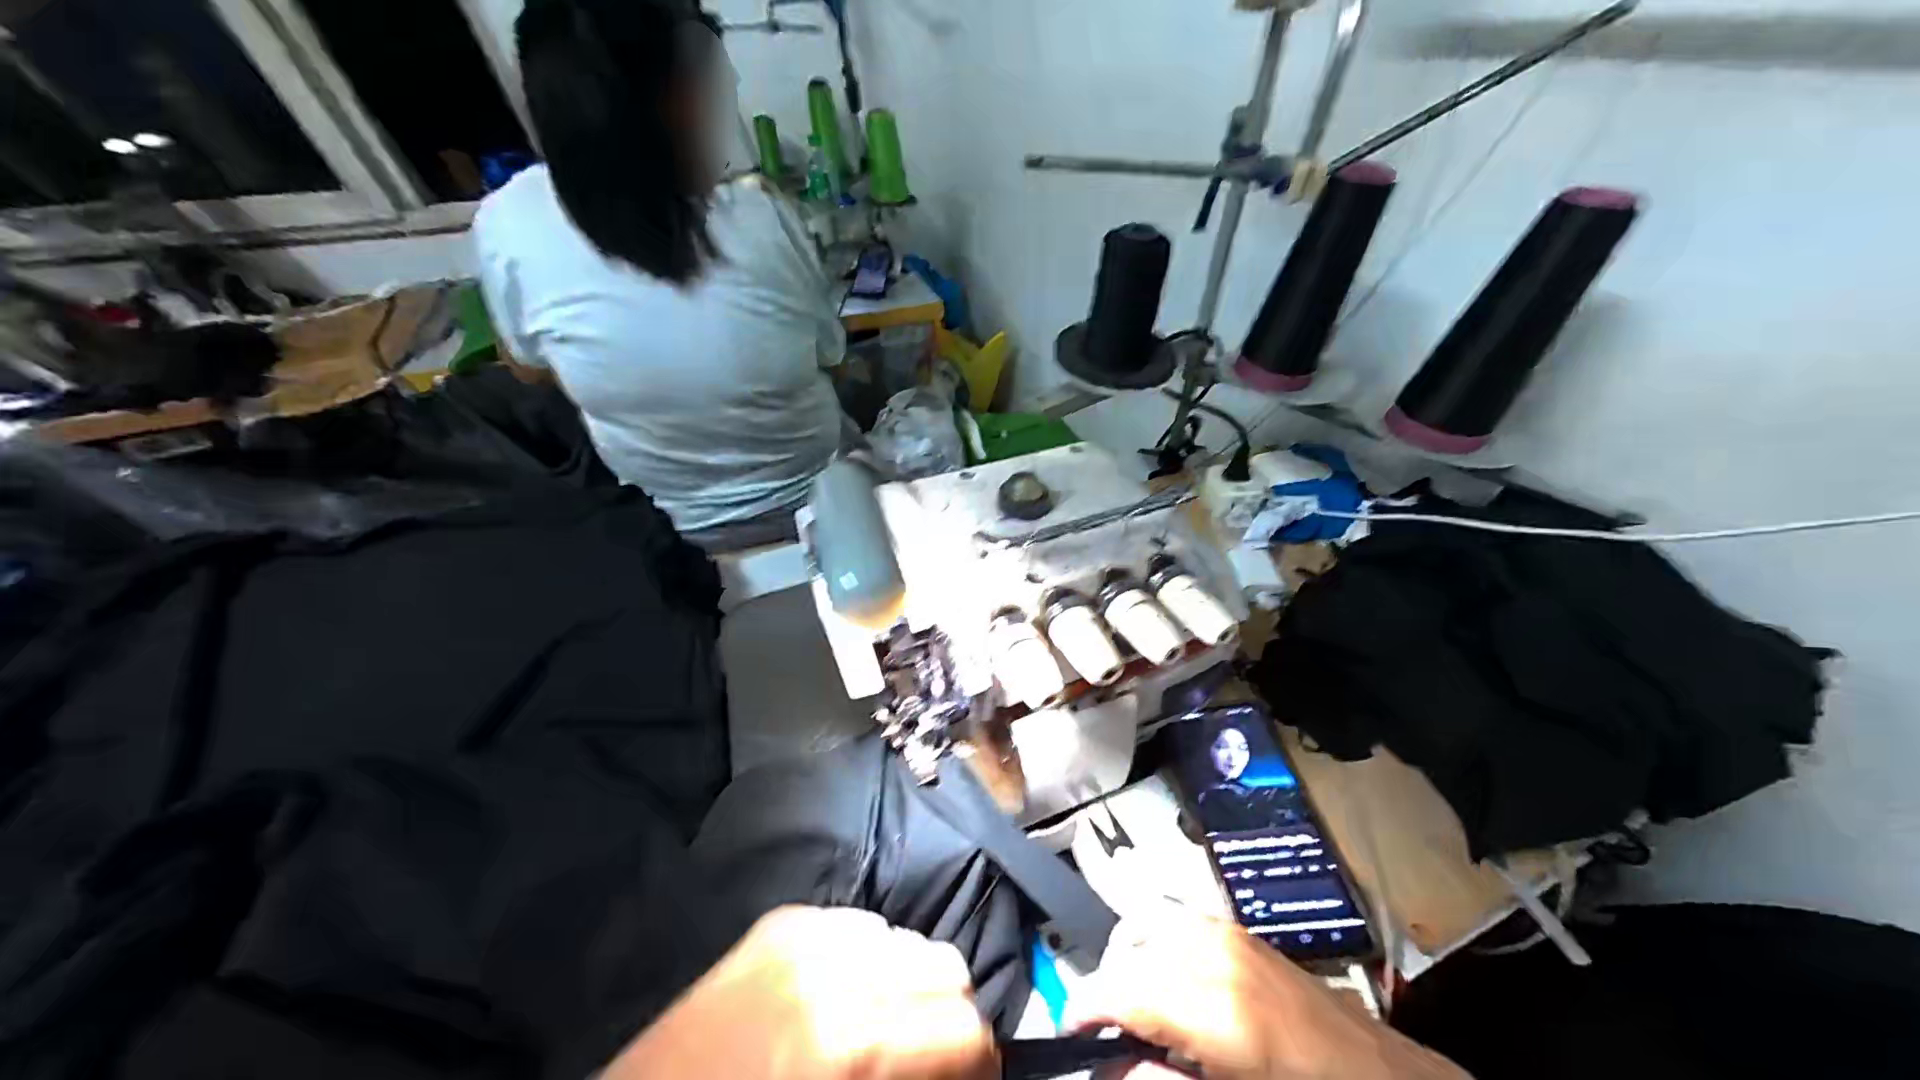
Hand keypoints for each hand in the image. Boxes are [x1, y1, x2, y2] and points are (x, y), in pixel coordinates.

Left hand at [605, 905, 997, 1079]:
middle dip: (948, 1020)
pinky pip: (859, 924)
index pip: (964, 1026)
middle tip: (930, 1061)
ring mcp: (802, 931)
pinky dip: (869, 959)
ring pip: (906, 937)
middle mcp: (832, 966)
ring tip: (885, 1029)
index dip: (980, 1063)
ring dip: (909, 985)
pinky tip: (844, 997)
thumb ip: (908, 1079)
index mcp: (847, 1039)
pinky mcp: (780, 920)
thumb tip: (964, 1068)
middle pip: (946, 965)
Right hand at [1069, 909, 1468, 1079]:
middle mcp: (1218, 956)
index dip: (1086, 1008)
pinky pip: (1173, 920)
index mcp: (1219, 1012)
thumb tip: (1110, 1064)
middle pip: (1128, 954)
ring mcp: (1230, 934)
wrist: (1386, 1079)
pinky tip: (1163, 980)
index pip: (1123, 990)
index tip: (1071, 1031)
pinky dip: (1152, 943)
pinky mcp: (1239, 929)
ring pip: (1145, 925)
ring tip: (1132, 1006)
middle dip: (1106, 989)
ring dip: (1126, 961)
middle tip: (1105, 1032)